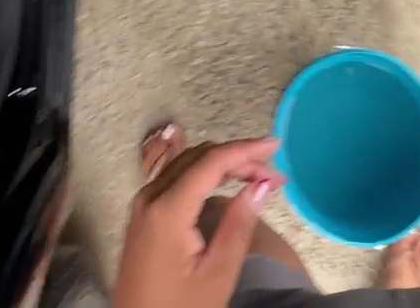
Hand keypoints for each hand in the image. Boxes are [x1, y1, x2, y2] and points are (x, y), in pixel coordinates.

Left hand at [111, 137, 282, 307]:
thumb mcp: (216, 275)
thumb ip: (238, 224)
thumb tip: (262, 182)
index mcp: (167, 209)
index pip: (211, 161)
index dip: (246, 149)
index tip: (276, 145)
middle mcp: (150, 195)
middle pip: (200, 157)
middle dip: (238, 157)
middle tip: (272, 174)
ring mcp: (143, 203)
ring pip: (188, 163)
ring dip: (223, 163)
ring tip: (256, 176)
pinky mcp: (143, 212)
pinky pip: (177, 176)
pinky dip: (205, 173)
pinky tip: (226, 182)